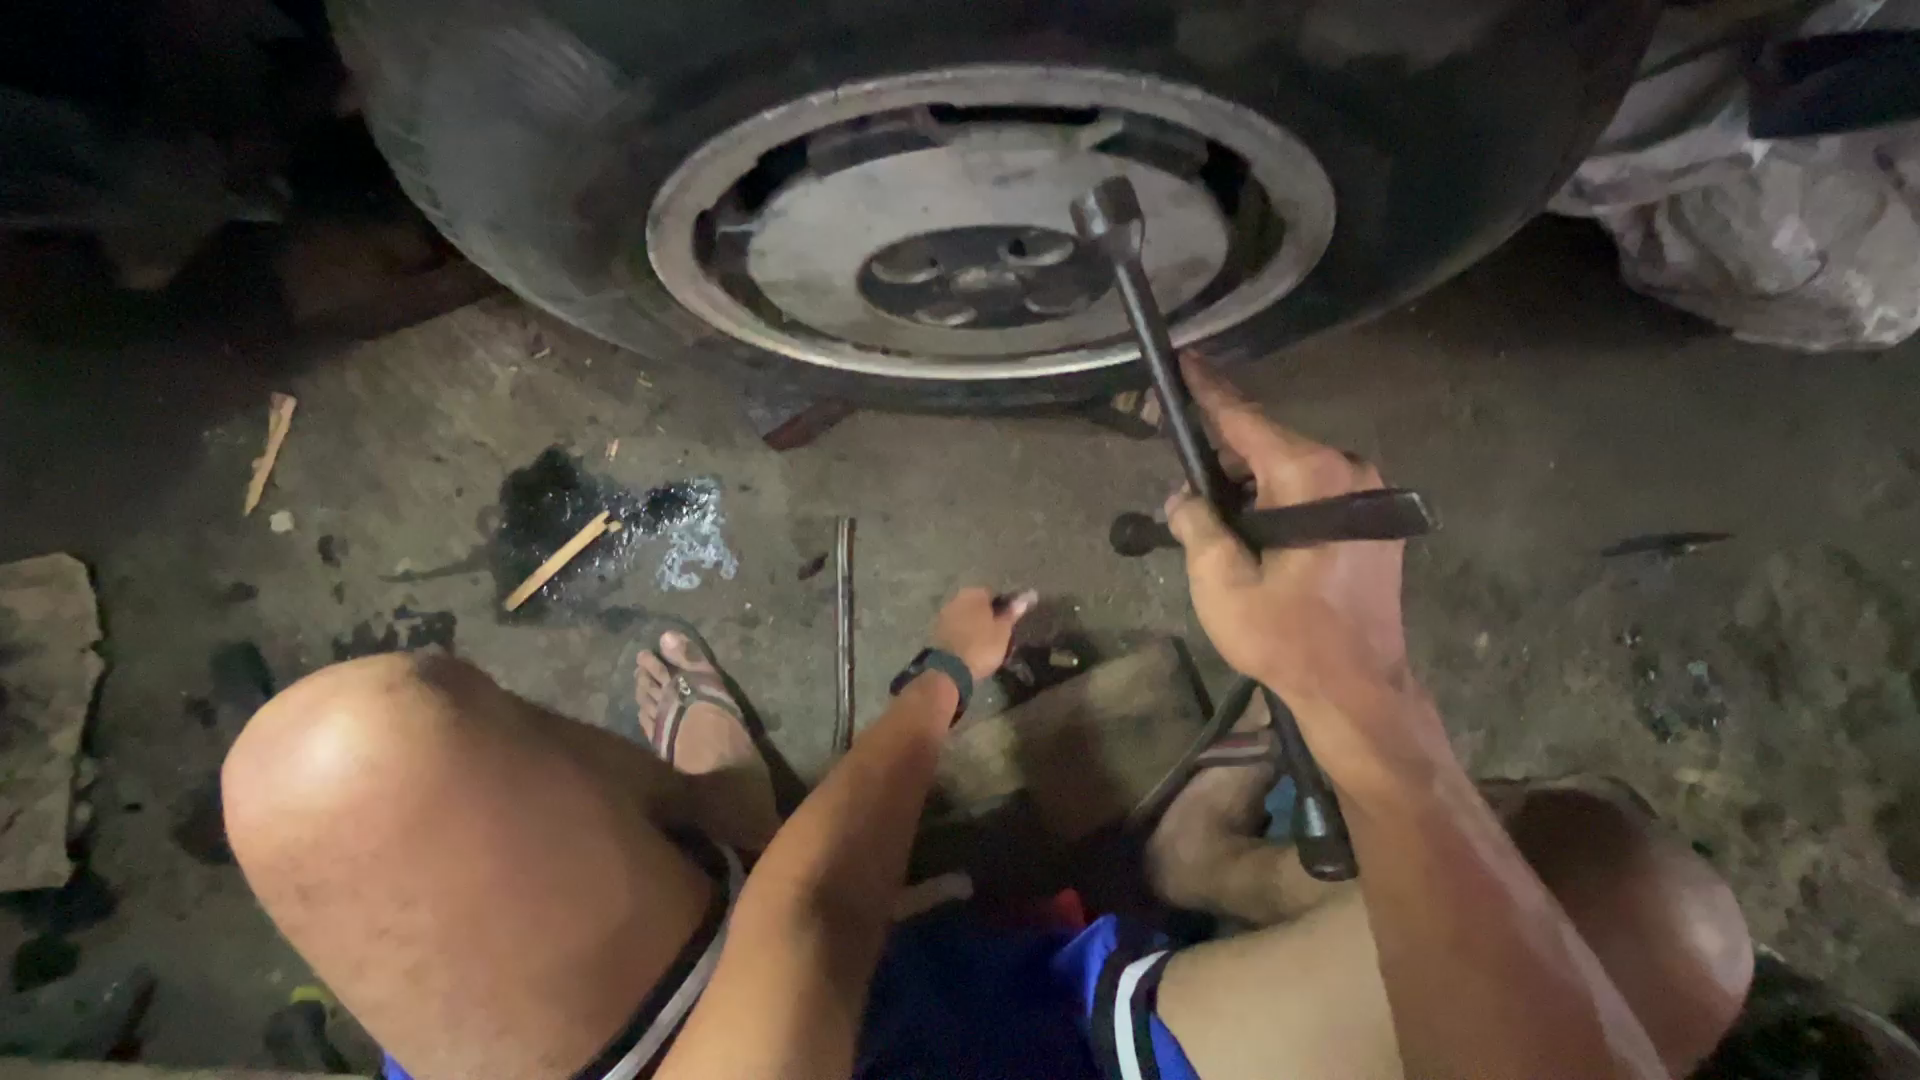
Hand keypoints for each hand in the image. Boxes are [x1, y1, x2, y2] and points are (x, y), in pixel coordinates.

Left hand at [930, 587, 1036, 680]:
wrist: (949, 669)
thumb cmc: (981, 646)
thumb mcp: (1003, 631)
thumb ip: (1012, 612)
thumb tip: (1027, 596)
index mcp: (974, 593)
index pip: (994, 594)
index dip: (1003, 608)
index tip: (1008, 624)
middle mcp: (956, 598)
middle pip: (977, 604)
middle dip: (987, 616)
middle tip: (998, 635)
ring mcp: (944, 613)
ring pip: (966, 616)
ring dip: (974, 625)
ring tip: (985, 643)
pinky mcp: (936, 630)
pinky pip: (956, 628)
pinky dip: (963, 634)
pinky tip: (970, 647)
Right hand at [1165, 355, 1412, 715]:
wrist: (1358, 689)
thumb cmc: (1287, 637)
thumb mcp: (1220, 582)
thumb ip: (1196, 524)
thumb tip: (1185, 497)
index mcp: (1311, 477)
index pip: (1246, 420)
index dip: (1209, 393)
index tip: (1186, 361)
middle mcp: (1347, 472)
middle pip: (1267, 446)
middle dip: (1222, 462)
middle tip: (1187, 496)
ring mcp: (1368, 496)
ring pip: (1288, 472)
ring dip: (1248, 489)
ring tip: (1216, 528)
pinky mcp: (1372, 521)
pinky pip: (1311, 493)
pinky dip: (1276, 503)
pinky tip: (1254, 538)